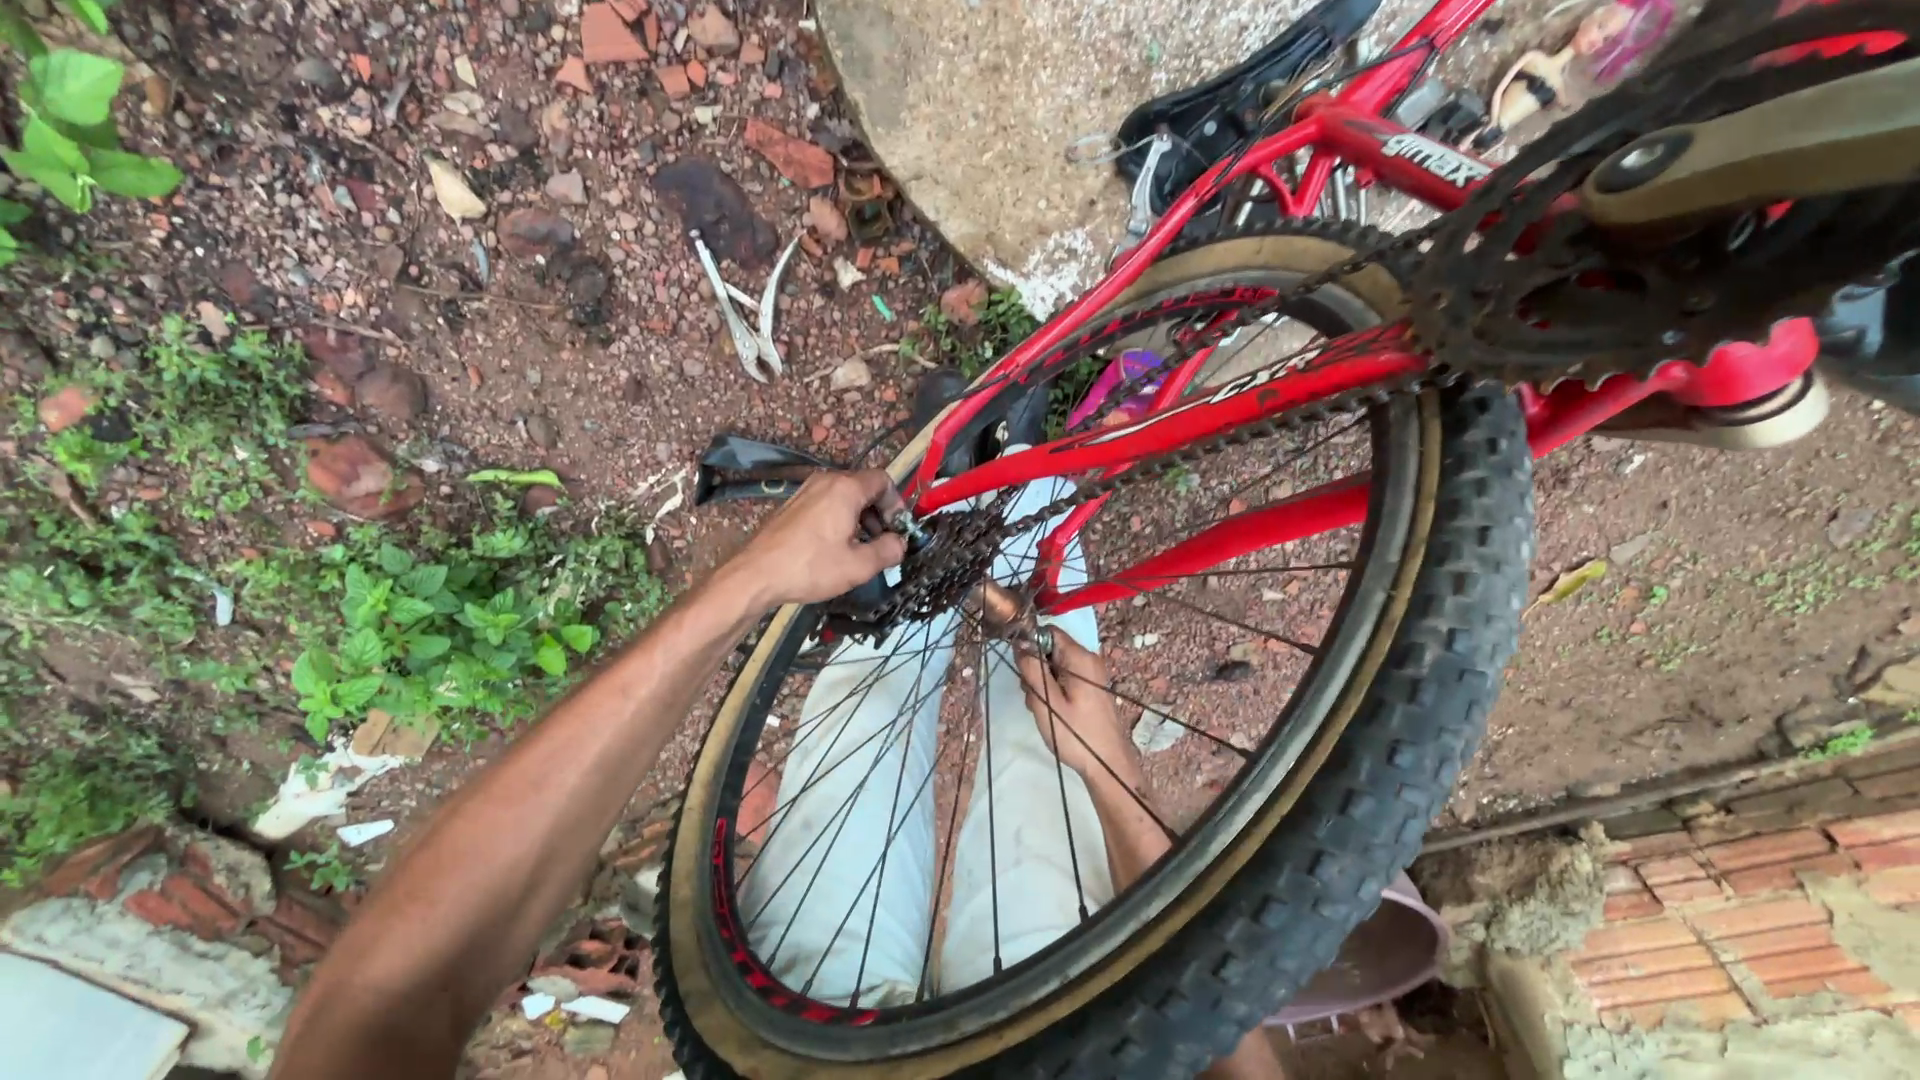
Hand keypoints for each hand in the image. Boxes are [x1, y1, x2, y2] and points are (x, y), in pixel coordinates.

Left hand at [725, 468, 907, 609]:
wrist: (757, 574)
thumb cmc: (811, 567)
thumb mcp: (859, 565)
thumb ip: (888, 550)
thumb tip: (900, 543)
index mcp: (846, 488)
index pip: (883, 480)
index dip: (897, 504)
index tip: (898, 530)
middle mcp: (826, 481)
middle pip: (864, 487)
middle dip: (880, 513)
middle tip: (882, 542)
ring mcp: (805, 490)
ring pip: (844, 496)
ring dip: (860, 517)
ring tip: (860, 548)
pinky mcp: (792, 504)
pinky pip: (826, 503)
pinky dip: (839, 518)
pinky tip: (835, 547)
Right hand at [1014, 634, 1141, 785]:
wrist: (1107, 765)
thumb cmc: (1076, 734)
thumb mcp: (1047, 702)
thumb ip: (1032, 669)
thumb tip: (1019, 643)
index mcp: (1080, 658)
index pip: (1049, 632)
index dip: (1030, 644)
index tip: (1020, 666)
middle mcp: (1088, 660)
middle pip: (1051, 649)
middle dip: (1035, 667)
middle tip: (1031, 694)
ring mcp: (1091, 675)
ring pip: (1055, 665)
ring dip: (1042, 681)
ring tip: (1040, 706)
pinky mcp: (1090, 688)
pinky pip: (1064, 678)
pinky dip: (1053, 689)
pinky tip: (1051, 710)